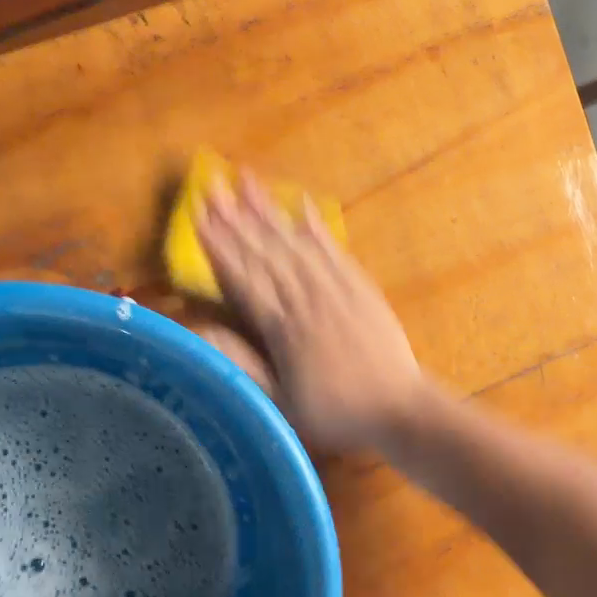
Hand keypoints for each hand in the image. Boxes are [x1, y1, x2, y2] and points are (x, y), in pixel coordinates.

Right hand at [195, 170, 429, 451]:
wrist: (399, 410)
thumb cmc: (335, 415)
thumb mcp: (279, 404)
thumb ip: (243, 365)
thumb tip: (202, 331)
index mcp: (283, 328)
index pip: (243, 277)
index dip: (218, 246)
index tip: (197, 216)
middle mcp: (307, 298)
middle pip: (266, 251)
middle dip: (236, 217)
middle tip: (212, 184)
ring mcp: (337, 289)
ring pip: (296, 243)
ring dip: (269, 211)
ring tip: (247, 181)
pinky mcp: (362, 288)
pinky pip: (334, 250)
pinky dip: (316, 227)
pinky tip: (299, 204)